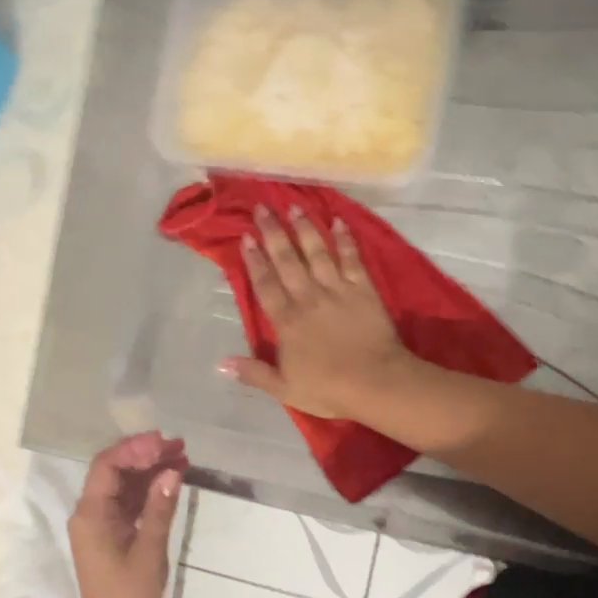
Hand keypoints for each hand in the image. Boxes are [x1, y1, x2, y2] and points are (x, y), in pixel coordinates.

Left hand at [69, 431, 188, 597]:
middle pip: (114, 472)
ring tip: (182, 458)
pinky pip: (127, 503)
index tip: (163, 441)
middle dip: (145, 456)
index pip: (106, 467)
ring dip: (149, 472)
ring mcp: (100, 524)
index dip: (133, 449)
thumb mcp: (149, 551)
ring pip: (123, 486)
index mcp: (90, 515)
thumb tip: (171, 471)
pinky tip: (171, 482)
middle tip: (179, 446)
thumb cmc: (129, 594)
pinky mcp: (111, 534)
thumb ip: (159, 509)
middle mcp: (90, 514)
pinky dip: (147, 491)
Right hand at [223, 205, 413, 420]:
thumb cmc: (328, 390)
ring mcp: (337, 290)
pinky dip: (345, 240)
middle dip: (273, 233)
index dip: (255, 261)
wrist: (374, 382)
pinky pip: (352, 259)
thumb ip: (254, 373)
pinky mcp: (363, 289)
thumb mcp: (285, 389)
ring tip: (294, 207)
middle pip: (288, 261)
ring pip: (317, 253)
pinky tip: (339, 222)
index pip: (266, 285)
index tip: (246, 238)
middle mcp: (308, 298)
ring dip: (305, 229)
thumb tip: (222, 363)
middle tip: (263, 209)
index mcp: (287, 322)